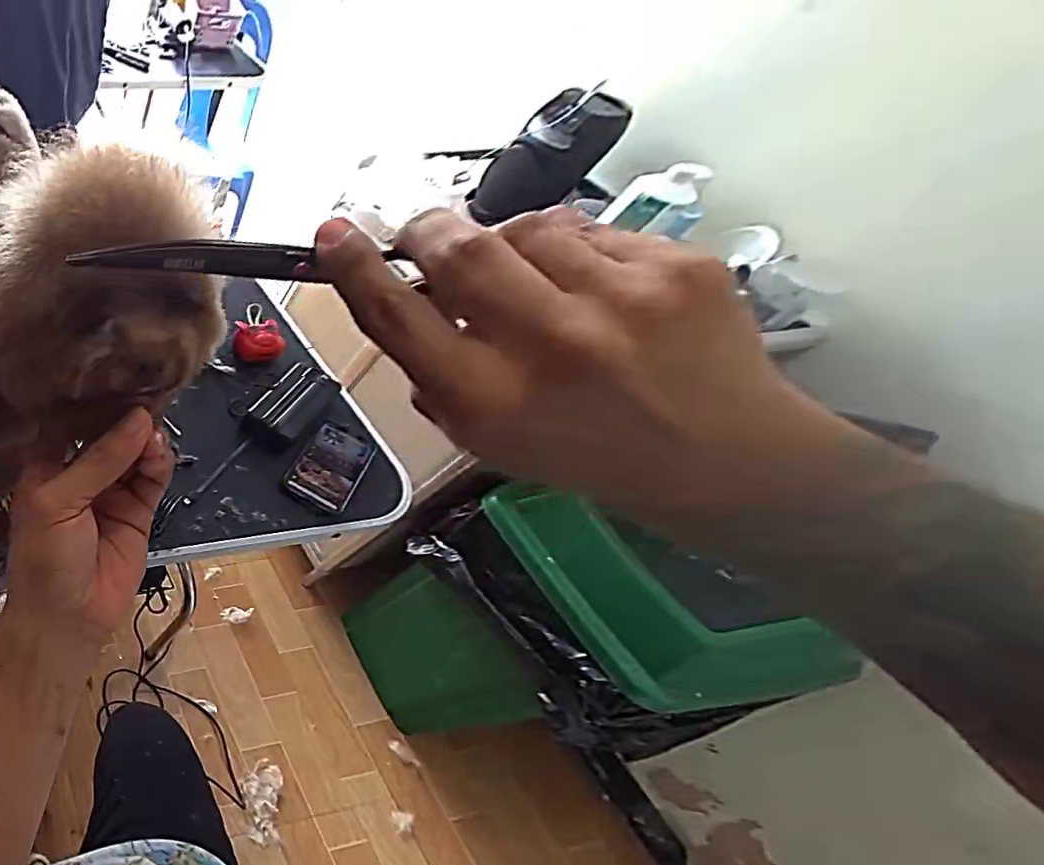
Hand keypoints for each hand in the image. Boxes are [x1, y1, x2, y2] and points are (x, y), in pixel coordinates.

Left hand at [6, 408, 172, 644]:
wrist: (68, 616)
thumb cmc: (45, 558)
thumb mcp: (59, 502)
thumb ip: (98, 461)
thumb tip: (138, 421)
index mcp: (47, 467)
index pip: (69, 423)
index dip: (88, 400)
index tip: (111, 372)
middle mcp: (81, 475)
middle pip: (107, 435)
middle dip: (124, 416)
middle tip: (145, 390)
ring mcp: (111, 493)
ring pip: (134, 454)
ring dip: (144, 439)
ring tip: (153, 426)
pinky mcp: (137, 512)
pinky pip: (152, 479)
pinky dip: (158, 463)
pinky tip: (159, 450)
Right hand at [314, 207, 859, 519]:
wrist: (710, 457)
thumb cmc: (578, 452)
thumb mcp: (484, 438)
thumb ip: (438, 375)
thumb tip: (413, 304)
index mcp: (487, 401)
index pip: (399, 317)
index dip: (357, 269)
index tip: (333, 234)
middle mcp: (547, 346)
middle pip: (458, 252)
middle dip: (427, 231)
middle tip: (422, 233)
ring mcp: (618, 298)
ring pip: (525, 229)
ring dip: (505, 246)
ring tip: (527, 282)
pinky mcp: (673, 265)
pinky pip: (589, 231)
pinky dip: (568, 251)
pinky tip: (586, 287)